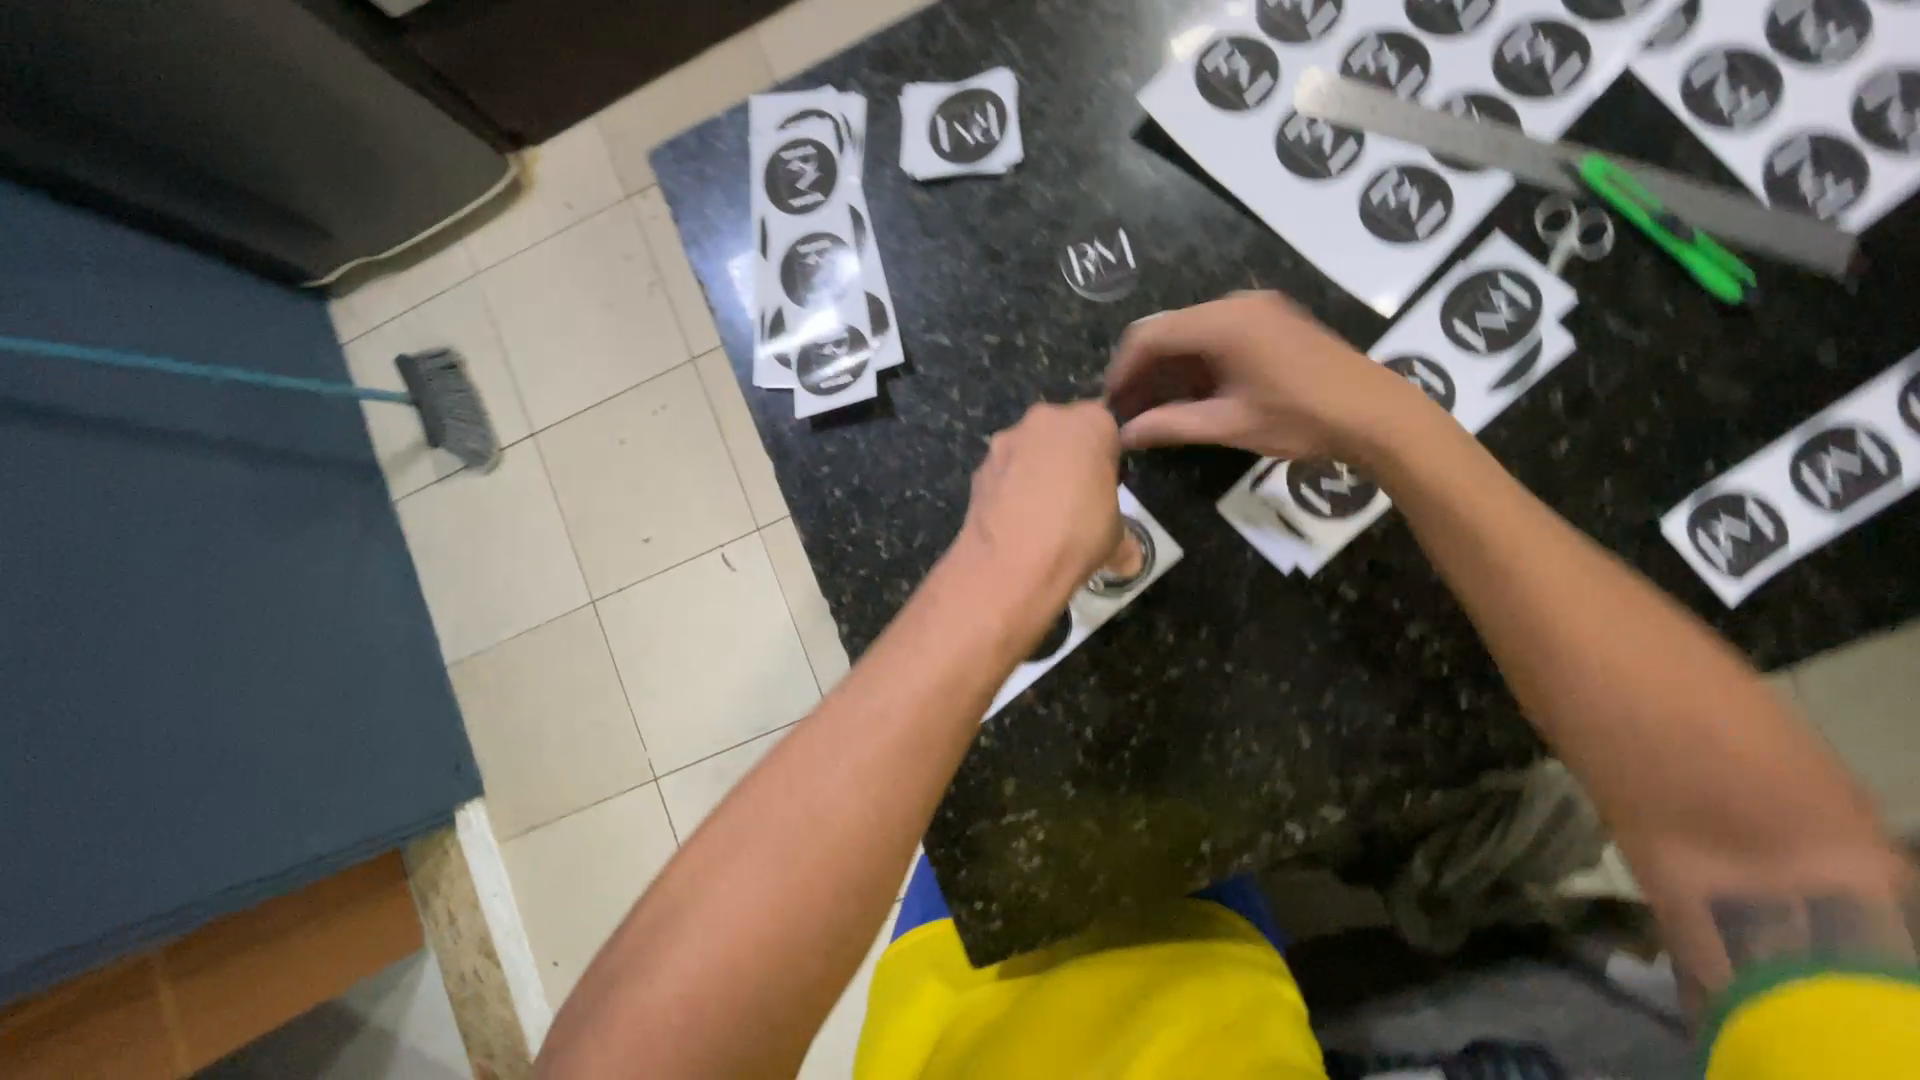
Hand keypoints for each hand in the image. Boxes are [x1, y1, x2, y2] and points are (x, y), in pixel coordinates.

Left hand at [955, 402, 1121, 605]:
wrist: (1013, 562)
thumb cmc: (1079, 534)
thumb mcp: (1116, 538)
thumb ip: (1124, 538)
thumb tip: (1128, 561)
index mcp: (1091, 422)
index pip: (1104, 427)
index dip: (1104, 457)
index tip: (1103, 484)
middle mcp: (1045, 419)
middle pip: (1061, 432)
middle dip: (1066, 457)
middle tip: (1073, 497)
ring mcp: (1006, 440)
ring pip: (1027, 449)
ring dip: (1033, 471)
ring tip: (1038, 514)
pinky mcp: (979, 466)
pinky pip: (1002, 472)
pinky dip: (1007, 489)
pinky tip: (1013, 521)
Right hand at [1104, 291, 1425, 465]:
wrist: (1376, 414)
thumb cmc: (1301, 418)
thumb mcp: (1229, 425)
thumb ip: (1171, 426)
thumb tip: (1125, 435)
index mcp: (1223, 323)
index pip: (1150, 336)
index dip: (1122, 369)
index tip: (1109, 404)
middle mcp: (1236, 304)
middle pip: (1168, 330)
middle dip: (1142, 370)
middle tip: (1127, 411)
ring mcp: (1256, 309)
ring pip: (1191, 333)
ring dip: (1168, 368)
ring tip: (1153, 408)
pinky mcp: (1271, 321)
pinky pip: (1216, 335)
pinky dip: (1195, 363)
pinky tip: (1189, 395)